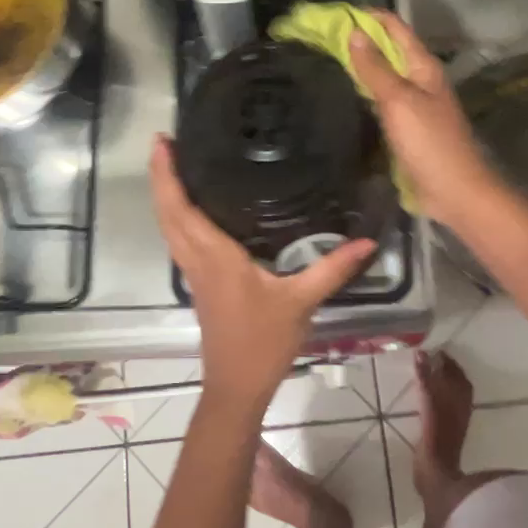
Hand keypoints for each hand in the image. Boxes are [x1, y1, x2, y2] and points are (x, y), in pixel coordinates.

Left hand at [149, 136, 377, 408]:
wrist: (237, 386)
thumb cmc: (264, 342)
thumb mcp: (301, 302)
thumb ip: (332, 268)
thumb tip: (367, 240)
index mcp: (214, 256)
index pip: (181, 208)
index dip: (167, 174)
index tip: (163, 142)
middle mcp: (196, 259)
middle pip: (167, 212)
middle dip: (161, 175)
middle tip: (166, 141)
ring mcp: (194, 272)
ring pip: (170, 226)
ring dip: (166, 194)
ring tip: (175, 163)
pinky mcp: (199, 282)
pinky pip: (180, 239)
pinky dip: (178, 214)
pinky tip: (196, 206)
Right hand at [347, 12, 500, 219]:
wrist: (454, 192)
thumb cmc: (429, 143)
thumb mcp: (399, 101)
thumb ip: (375, 68)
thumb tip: (354, 32)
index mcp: (423, 67)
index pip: (395, 28)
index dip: (368, 17)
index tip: (334, 14)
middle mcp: (421, 80)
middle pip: (389, 50)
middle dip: (361, 40)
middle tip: (322, 38)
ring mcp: (416, 105)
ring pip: (385, 76)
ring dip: (362, 67)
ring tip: (328, 60)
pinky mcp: (409, 129)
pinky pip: (384, 102)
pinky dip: (366, 93)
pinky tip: (348, 97)